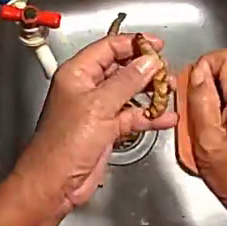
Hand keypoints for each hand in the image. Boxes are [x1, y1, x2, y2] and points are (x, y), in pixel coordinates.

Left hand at [9, 33, 177, 217]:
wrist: (56, 181)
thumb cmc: (65, 142)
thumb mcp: (100, 106)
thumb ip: (127, 82)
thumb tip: (148, 62)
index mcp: (77, 73)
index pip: (107, 48)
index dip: (132, 44)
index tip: (156, 44)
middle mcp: (86, 87)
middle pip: (119, 68)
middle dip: (144, 68)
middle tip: (167, 70)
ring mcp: (96, 108)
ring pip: (127, 92)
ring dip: (149, 92)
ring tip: (170, 90)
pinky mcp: (105, 129)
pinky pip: (131, 116)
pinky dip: (148, 116)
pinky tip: (166, 117)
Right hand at [182, 49, 226, 225]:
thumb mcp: (206, 138)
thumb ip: (200, 99)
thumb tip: (196, 71)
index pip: (225, 56)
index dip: (203, 66)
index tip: (191, 90)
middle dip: (205, 78)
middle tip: (194, 106)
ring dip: (210, 91)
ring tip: (201, 118)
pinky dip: (218, 102)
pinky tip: (211, 125)